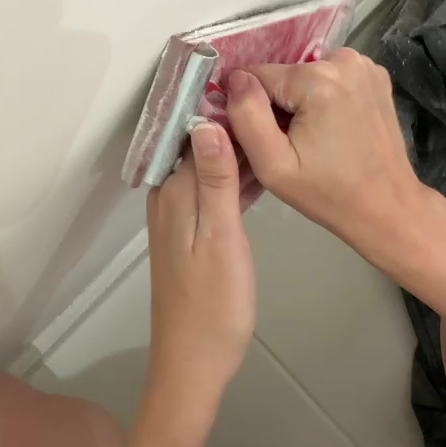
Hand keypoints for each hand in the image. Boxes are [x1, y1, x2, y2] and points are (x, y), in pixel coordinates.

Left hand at [145, 121, 254, 402]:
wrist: (194, 363)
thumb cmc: (213, 303)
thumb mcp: (221, 237)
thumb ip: (214, 180)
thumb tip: (206, 121)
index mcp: (173, 191)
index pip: (193, 131)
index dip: (220, 105)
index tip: (255, 83)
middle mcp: (168, 195)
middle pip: (199, 145)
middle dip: (231, 123)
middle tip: (276, 101)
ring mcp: (178, 213)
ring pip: (207, 166)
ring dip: (236, 149)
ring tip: (277, 127)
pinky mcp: (190, 231)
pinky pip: (212, 189)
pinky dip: (234, 177)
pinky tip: (264, 171)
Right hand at [225, 48, 433, 266]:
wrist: (387, 208)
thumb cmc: (327, 193)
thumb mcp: (272, 165)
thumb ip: (245, 115)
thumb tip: (235, 77)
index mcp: (317, 79)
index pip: (257, 76)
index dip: (253, 107)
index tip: (268, 138)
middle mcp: (343, 60)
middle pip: (283, 74)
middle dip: (279, 104)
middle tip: (293, 143)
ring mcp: (364, 65)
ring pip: (305, 74)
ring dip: (301, 100)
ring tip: (315, 138)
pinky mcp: (375, 75)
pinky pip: (330, 77)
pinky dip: (325, 97)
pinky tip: (334, 127)